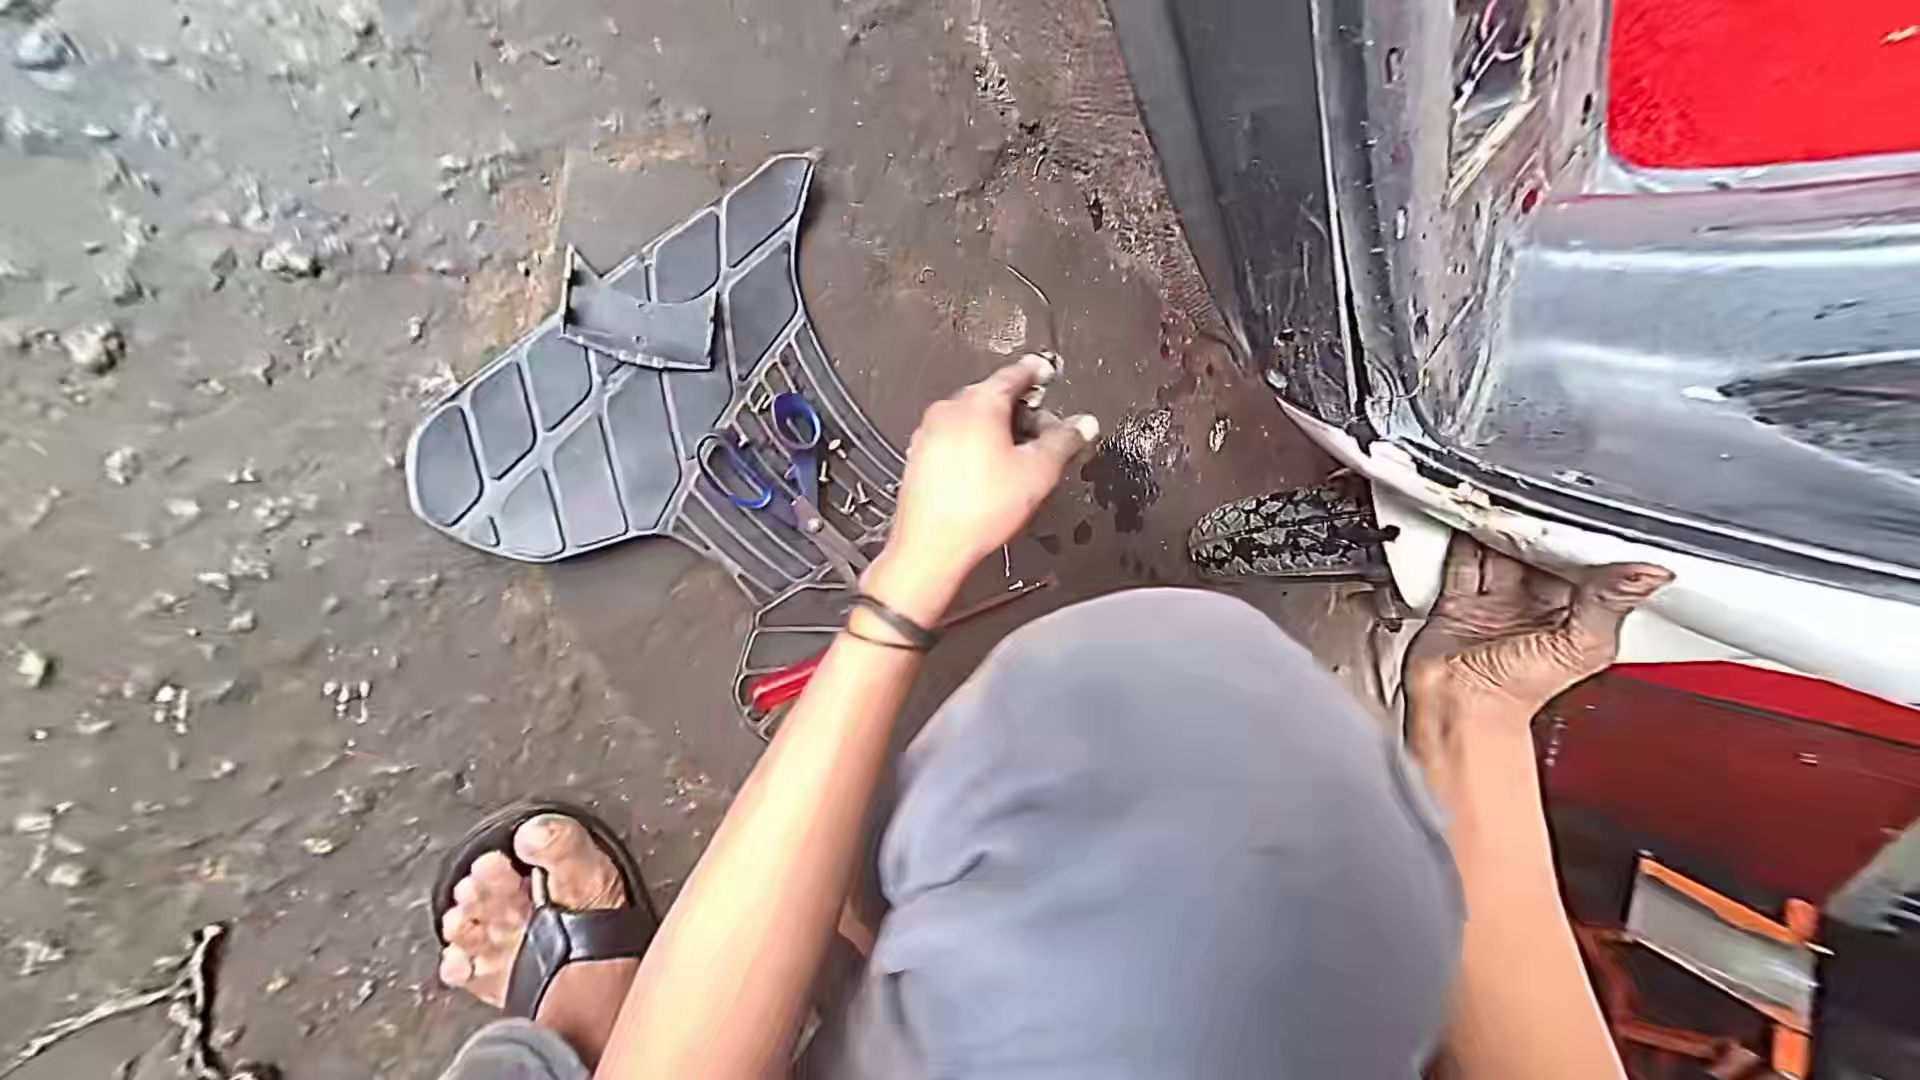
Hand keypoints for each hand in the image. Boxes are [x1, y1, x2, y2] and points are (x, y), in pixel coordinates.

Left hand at [866, 355, 1097, 619]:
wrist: (933, 546)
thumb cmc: (976, 511)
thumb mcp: (1038, 472)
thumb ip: (1065, 440)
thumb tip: (1082, 426)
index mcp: (978, 404)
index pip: (1014, 374)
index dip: (1036, 373)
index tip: (1044, 372)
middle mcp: (948, 412)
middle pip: (991, 397)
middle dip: (1018, 410)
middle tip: (1041, 429)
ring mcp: (929, 435)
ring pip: (970, 421)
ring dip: (995, 431)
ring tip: (1016, 459)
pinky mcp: (919, 458)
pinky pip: (953, 442)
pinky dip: (973, 449)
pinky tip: (986, 476)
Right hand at [1405, 532, 1671, 727]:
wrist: (1458, 700)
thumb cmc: (1519, 690)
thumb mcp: (1578, 646)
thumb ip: (1605, 605)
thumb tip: (1649, 573)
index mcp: (1575, 619)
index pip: (1584, 570)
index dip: (1582, 543)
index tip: (1582, 515)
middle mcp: (1535, 609)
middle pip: (1538, 559)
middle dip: (1536, 533)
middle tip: (1535, 502)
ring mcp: (1494, 605)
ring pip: (1499, 558)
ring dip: (1498, 535)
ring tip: (1500, 506)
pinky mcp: (1458, 604)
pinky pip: (1461, 567)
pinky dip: (1461, 545)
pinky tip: (1466, 526)